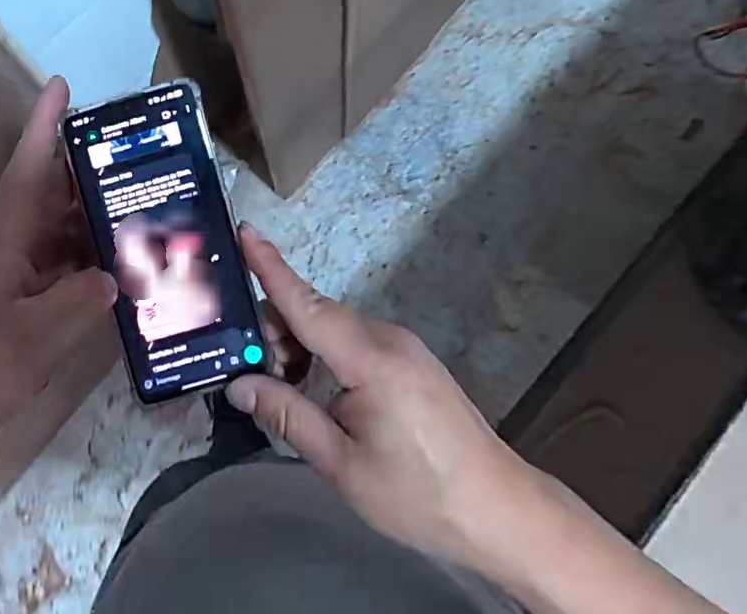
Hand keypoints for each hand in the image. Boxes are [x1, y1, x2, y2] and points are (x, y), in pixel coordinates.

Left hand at [0, 76, 117, 452]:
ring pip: (64, 223)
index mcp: (3, 237)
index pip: (27, 169)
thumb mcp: (33, 341)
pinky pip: (67, 257)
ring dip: (98, 212)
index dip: (43, 126)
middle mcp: (11, 241)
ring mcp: (20, 266)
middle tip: (138, 148)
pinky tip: (128, 260)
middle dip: (90, 165)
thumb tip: (117, 274)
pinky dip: (95, 253)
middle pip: (53, 190)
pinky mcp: (28, 290)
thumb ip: (78, 304)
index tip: (60, 85)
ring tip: (147, 199)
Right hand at [224, 224, 540, 574]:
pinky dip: (321, 352)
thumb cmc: (422, 495)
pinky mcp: (406, 356)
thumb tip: (238, 384)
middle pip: (310, 311)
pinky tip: (320, 391)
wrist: (508, 517)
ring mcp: (400, 344)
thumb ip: (286, 415)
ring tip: (292, 393)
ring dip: (298, 346)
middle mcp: (384, 337)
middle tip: (263, 381)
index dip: (269, 265)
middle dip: (275, 333)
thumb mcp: (342, 465)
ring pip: (327, 323)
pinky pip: (348, 337)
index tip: (244, 229)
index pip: (305, 302)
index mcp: (369, 359)